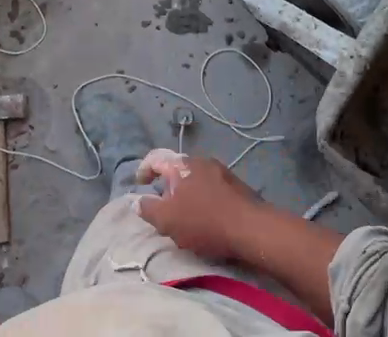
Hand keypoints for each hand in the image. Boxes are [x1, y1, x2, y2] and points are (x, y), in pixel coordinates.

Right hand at [132, 151, 263, 260]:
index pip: (155, 159)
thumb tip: (135, 200)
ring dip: (187, 194)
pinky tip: (207, 219)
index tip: (139, 185)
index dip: (143, 170)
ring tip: (186, 216)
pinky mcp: (237, 186)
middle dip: (167, 187)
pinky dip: (204, 199)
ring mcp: (221, 171)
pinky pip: (212, 189)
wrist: (252, 228)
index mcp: (181, 165)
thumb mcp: (168, 220)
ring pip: (195, 180)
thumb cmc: (204, 221)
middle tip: (164, 207)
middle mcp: (200, 161)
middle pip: (176, 170)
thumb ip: (148, 209)